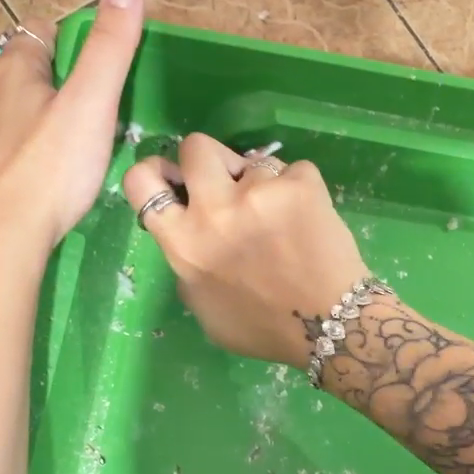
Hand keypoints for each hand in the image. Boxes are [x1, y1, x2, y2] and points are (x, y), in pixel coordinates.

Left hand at [0, 0, 144, 243]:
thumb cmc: (47, 169)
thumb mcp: (92, 103)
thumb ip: (113, 42)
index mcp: (14, 71)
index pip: (43, 35)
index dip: (73, 45)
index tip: (99, 70)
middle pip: (25, 77)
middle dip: (56, 88)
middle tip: (93, 119)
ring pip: (10, 117)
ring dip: (37, 126)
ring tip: (70, 156)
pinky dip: (20, 161)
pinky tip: (39, 186)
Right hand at [124, 136, 368, 366]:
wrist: (332, 324)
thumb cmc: (265, 327)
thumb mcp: (205, 311)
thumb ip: (188, 269)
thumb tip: (189, 241)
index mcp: (184, 243)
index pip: (141, 179)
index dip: (156, 171)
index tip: (174, 180)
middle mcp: (214, 210)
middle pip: (196, 146)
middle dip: (210, 161)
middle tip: (227, 185)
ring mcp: (259, 192)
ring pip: (252, 162)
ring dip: (262, 184)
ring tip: (280, 219)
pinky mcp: (300, 184)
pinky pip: (293, 170)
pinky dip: (298, 190)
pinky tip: (306, 220)